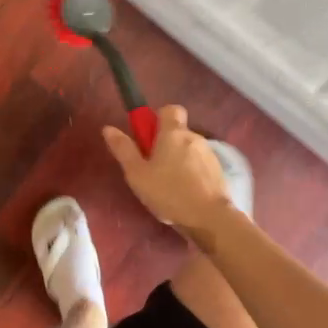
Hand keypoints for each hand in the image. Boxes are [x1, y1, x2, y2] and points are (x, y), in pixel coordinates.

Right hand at [103, 105, 232, 230]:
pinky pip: (200, 165)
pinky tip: (185, 193)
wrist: (210, 218)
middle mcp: (194, 137)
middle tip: (152, 168)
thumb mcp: (137, 174)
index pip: (170, 109)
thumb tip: (108, 128)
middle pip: (177, 132)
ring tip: (169, 185)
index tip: (149, 137)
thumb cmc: (169, 192)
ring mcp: (209, 154)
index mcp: (173, 133)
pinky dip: (192, 173)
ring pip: (189, 149)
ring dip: (179, 160)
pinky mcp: (219, 171)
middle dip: (166, 144)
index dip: (158, 118)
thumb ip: (124, 150)